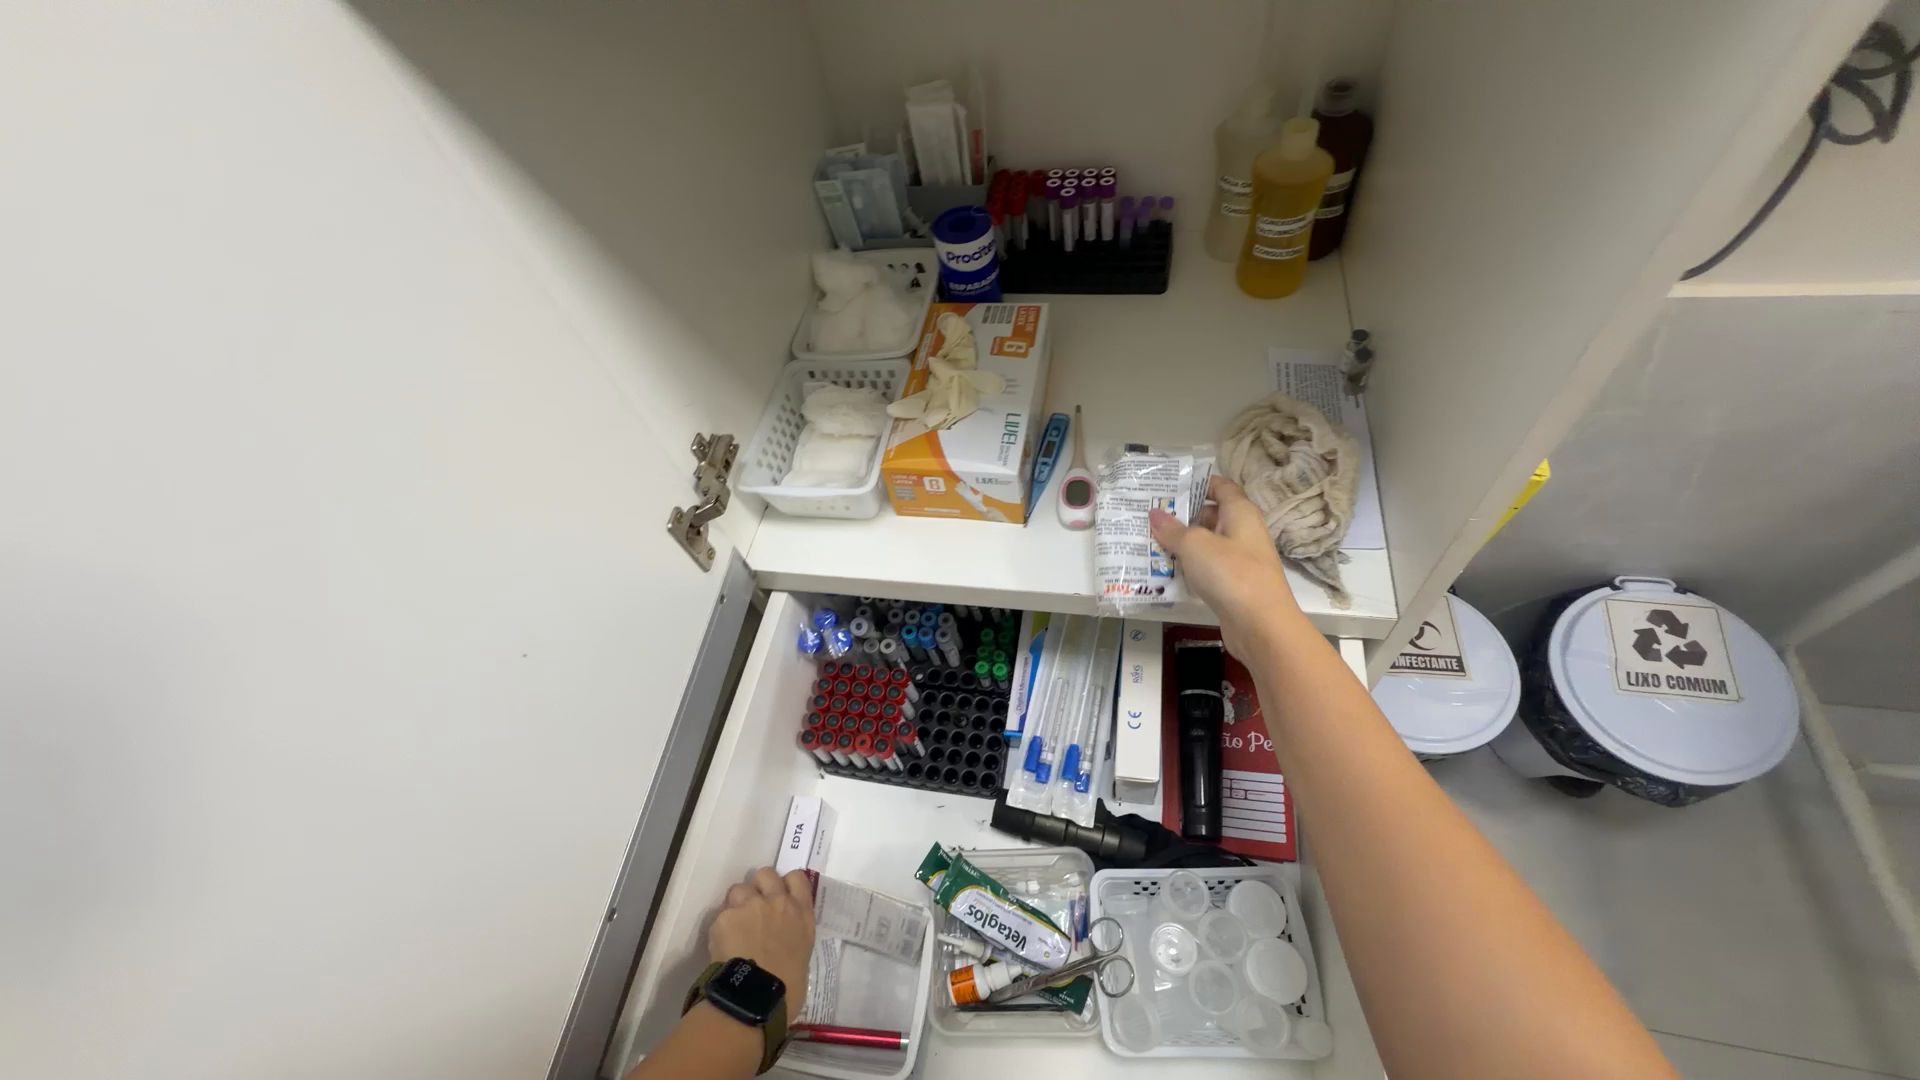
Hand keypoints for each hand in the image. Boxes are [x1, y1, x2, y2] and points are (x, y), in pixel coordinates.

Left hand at [710, 867, 815, 1018]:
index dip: (785, 883)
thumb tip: (781, 940)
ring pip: (739, 889)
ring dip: (736, 904)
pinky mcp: (726, 917)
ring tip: (734, 926)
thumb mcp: (801, 954)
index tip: (779, 895)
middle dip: (758, 886)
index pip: (797, 878)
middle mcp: (777, 902)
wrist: (756, 999)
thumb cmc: (787, 988)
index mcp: (801, 913)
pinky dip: (721, 928)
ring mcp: (751, 906)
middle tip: (754, 908)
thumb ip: (792, 935)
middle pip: (765, 874)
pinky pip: (721, 916)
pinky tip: (722, 947)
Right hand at [1150, 474, 1300, 658]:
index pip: (1221, 486)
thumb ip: (1173, 529)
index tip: (1168, 486)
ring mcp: (1240, 559)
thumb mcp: (1195, 545)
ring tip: (1149, 542)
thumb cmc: (1231, 573)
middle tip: (1149, 517)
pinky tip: (1165, 571)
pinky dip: (1189, 567)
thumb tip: (1155, 513)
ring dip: (1182, 544)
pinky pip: (1207, 567)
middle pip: (1210, 515)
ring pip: (1206, 543)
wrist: (1261, 625)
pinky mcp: (1233, 583)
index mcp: (1240, 513)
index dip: (1198, 483)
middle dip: (1181, 516)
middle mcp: (1243, 531)